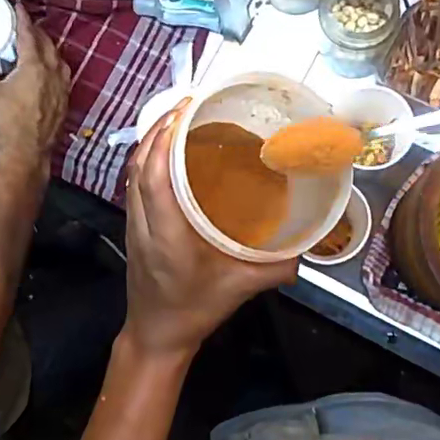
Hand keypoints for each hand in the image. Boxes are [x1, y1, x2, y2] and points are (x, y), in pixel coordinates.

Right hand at [0, 3, 71, 168]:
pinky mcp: (65, 98)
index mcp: (35, 66)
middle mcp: (53, 72)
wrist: (28, 148)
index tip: (17, 5)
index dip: (23, 18)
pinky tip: (46, 68)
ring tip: (35, 42)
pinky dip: (54, 63)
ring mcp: (63, 86)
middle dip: (36, 31)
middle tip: (24, 22)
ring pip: (58, 58)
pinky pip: (63, 73)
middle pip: (48, 44)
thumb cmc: (6, 119)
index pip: (30, 34)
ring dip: (48, 47)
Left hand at [122, 104, 297, 361]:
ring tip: (180, 118)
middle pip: (139, 164)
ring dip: (152, 139)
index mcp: (166, 236)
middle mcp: (144, 224)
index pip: (154, 178)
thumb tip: (307, 250)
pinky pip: (135, 181)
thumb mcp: (240, 289)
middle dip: (159, 127)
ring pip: (133, 170)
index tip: (186, 110)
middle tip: (189, 104)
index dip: (164, 139)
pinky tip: (171, 151)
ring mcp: (134, 224)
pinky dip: (149, 157)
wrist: (156, 335)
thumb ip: (275, 269)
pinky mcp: (134, 225)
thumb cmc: (194, 311)